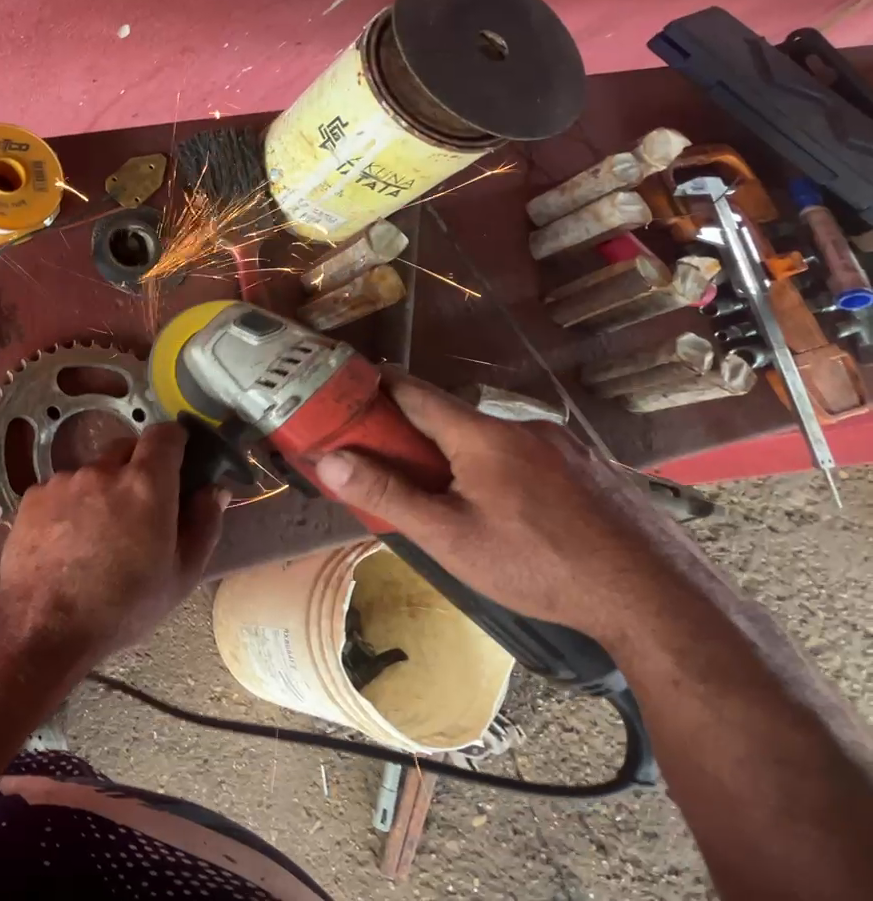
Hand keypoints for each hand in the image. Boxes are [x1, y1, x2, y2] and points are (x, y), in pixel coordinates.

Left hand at [0, 423, 223, 665]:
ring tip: (99, 534)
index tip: (180, 459)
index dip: (175, 442)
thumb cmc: (123, 606)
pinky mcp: (32, 495)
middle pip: (125, 449)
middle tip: (141, 508)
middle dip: (137, 468)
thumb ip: (203, 523)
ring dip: (101, 490)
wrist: (43, 624)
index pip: (165, 435)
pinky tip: (67, 541)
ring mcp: (62, 480)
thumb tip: (214, 488)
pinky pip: (60, 489)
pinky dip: (69, 505)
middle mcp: (101, 471)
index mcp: (145, 485)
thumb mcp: (181, 575)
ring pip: (91, 472)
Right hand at [310, 371, 700, 644]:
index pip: (415, 392)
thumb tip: (327, 460)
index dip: (374, 385)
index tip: (342, 387)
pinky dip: (498, 471)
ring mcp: (567, 447)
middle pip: (452, 419)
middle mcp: (526, 427)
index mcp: (484, 436)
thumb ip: (386, 494)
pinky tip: (504, 512)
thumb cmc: (539, 567)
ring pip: (492, 441)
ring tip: (443, 498)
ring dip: (457, 457)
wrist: (659, 602)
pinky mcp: (594, 469)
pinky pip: (528, 457)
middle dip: (412, 435)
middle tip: (382, 464)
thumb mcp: (448, 537)